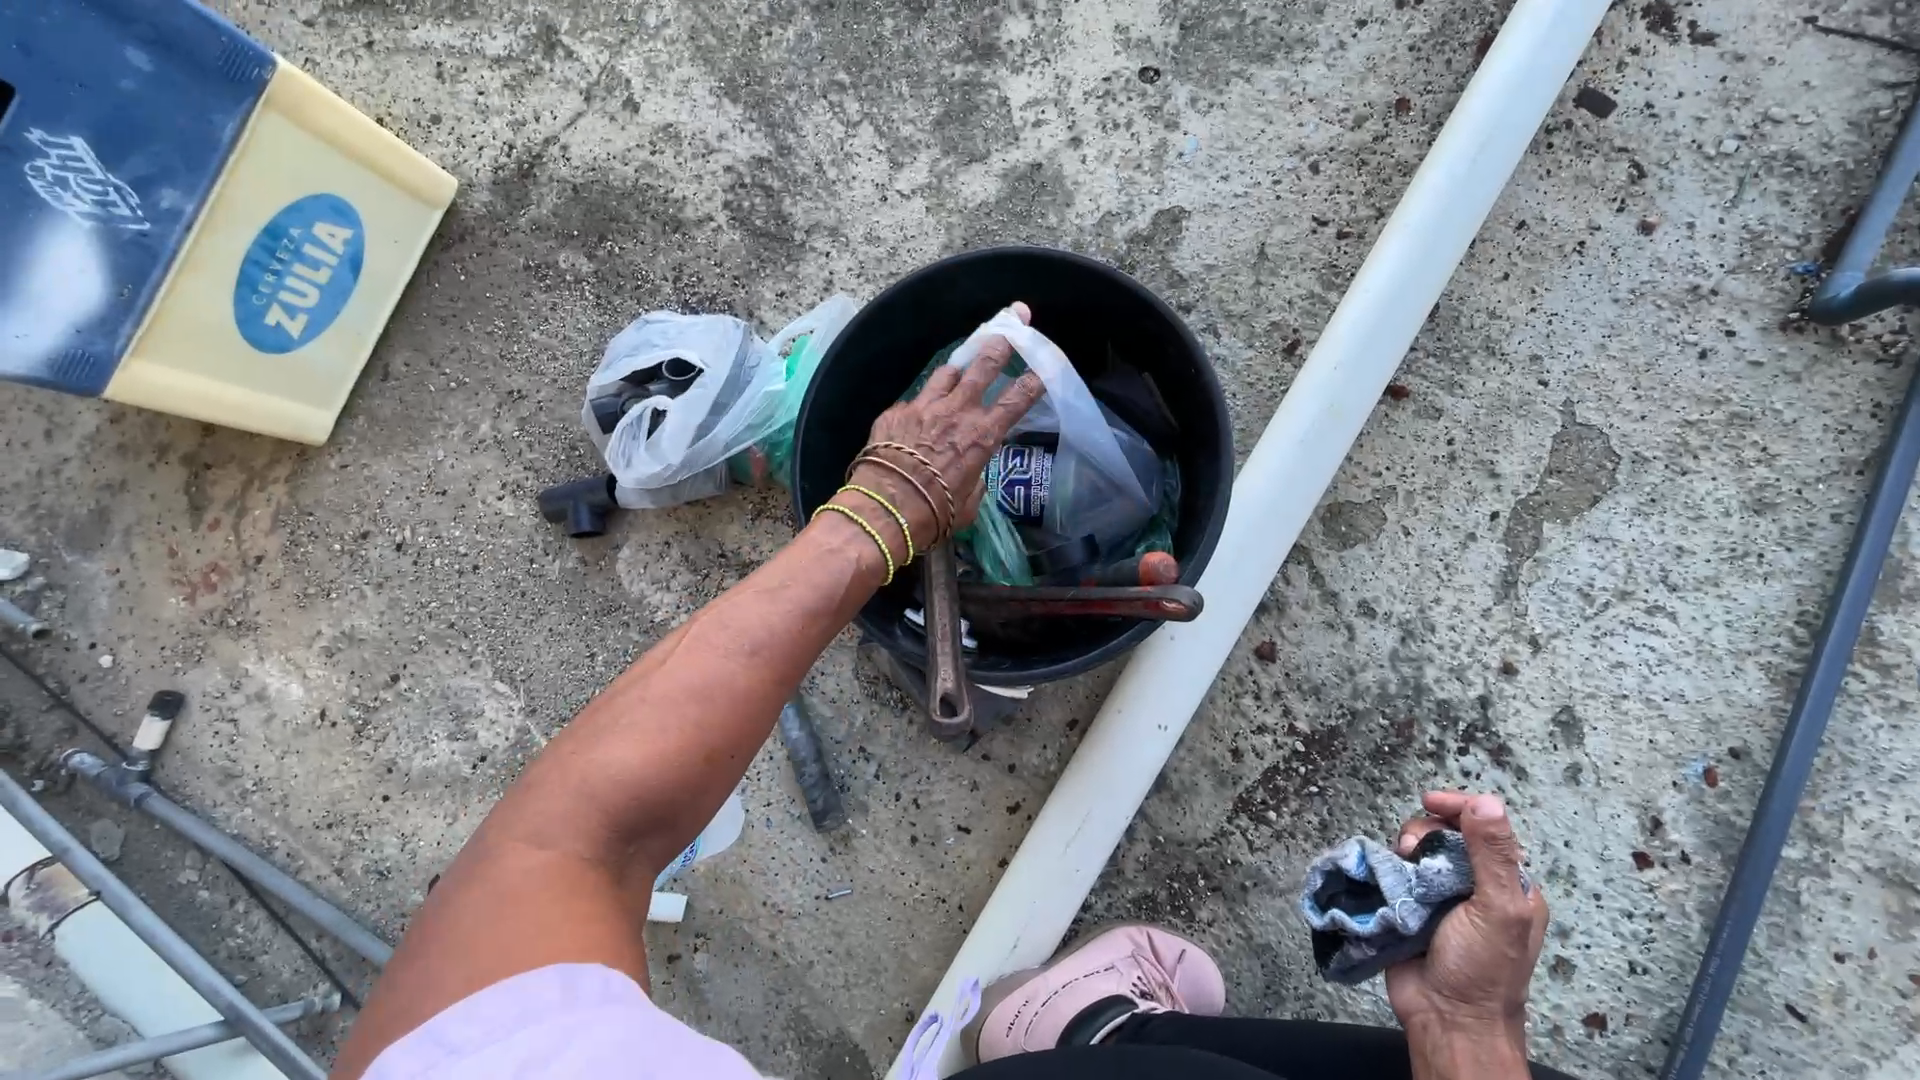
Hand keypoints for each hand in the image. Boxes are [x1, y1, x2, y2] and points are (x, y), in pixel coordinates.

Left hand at [834, 303, 1046, 555]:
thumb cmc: (935, 514)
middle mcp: (957, 412)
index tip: (1045, 364)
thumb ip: (975, 477)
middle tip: (1008, 327)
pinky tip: (915, 417)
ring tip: (962, 365)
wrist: (886, 507)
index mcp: (982, 436)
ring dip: (958, 367)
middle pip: (983, 365)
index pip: (1018, 399)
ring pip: (947, 373)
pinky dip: (920, 405)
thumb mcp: (969, 503)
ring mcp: (924, 407)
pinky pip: (914, 400)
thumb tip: (972, 470)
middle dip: (999, 344)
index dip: (1035, 380)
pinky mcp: (896, 411)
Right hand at [1384, 792, 1547, 1079]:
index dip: (1460, 808)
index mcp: (1509, 884)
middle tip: (1412, 847)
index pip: (1486, 827)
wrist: (1446, 1017)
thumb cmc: (1482, 969)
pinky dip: (1388, 865)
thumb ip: (1493, 855)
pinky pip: (1395, 870)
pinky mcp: (1409, 905)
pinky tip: (1386, 875)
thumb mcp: (1498, 910)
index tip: (1430, 802)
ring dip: (1405, 848)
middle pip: (1446, 832)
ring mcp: (1440, 895)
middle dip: (1426, 829)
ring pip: (1418, 849)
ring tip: (1400, 864)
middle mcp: (1475, 884)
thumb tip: (1487, 801)